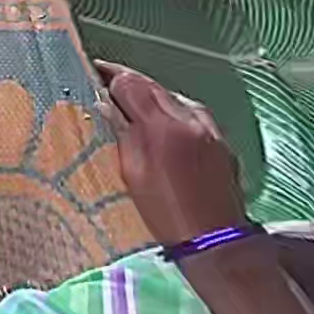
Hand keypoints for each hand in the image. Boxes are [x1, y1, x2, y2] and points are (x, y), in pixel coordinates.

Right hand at [93, 60, 247, 245]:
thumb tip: (105, 105)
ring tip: (127, 100)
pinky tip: (158, 119)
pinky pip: (189, 111)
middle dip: (127, 80)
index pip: (131, 85)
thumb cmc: (164, 212)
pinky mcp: (221, 140)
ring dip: (148, 93)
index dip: (109, 75)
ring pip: (171, 95)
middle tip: (104, 80)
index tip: (92, 70)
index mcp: (163, 126)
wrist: (216, 243)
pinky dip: (169, 108)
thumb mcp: (131, 171)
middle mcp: (190, 119)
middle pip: (152, 85)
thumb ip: (121, 132)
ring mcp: (210, 128)